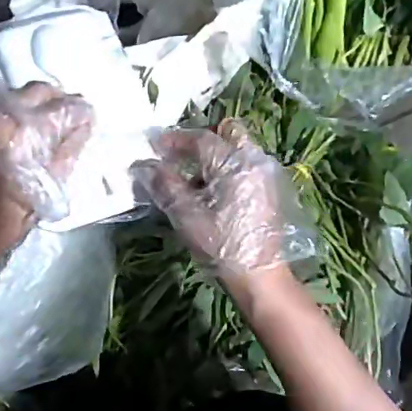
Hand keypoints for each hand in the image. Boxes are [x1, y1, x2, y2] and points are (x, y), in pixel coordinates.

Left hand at [0, 81, 92, 285]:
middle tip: (61, 119)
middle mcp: (1, 114)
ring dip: (26, 100)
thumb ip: (63, 158)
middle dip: (56, 102)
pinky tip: (1, 112)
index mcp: (28, 136)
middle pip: (39, 91)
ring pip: (10, 88)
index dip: (81, 114)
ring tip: (31, 117)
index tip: (85, 121)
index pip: (67, 109)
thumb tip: (79, 130)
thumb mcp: (42, 197)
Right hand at [131, 120, 312, 281]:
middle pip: (228, 133)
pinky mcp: (268, 192)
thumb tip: (142, 165)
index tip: (155, 146)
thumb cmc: (221, 245)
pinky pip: (245, 166)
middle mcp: (254, 161)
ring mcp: (265, 176)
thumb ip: (164, 185)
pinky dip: (226, 170)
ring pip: (238, 149)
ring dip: (214, 156)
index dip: (175, 139)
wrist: (259, 277)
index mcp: (234, 163)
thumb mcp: (186, 215)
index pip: (201, 139)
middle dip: (202, 138)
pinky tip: (209, 193)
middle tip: (179, 154)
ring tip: (190, 179)